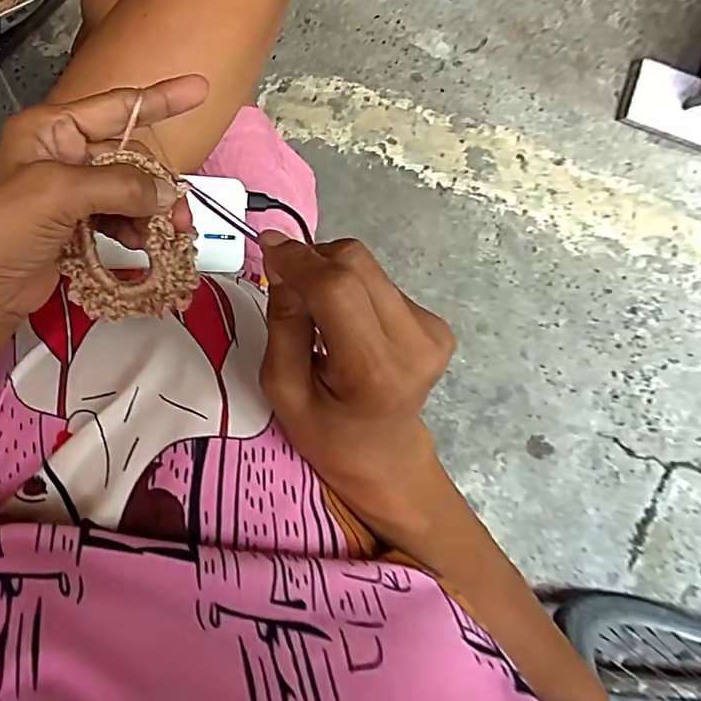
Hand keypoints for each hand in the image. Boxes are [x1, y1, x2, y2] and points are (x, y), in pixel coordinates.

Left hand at [0, 75, 208, 329]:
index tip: (198, 89)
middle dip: (155, 181)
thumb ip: (117, 185)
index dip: (159, 99)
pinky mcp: (70, 227)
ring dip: (147, 212)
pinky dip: (131, 230)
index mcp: (48, 129)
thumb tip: (164, 193)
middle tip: (178, 211)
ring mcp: (65, 194)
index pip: (114, 106)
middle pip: (126, 156)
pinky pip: (114, 220)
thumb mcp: (57, 192)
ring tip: (165, 234)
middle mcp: (58, 155)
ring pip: (125, 192)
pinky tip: (140, 244)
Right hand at [259, 234, 456, 538]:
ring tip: (312, 308)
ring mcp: (430, 329)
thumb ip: (283, 324)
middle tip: (282, 279)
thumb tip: (283, 267)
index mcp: (374, 369)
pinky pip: (375, 279)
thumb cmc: (325, 430)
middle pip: (355, 264)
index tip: (267, 246)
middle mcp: (415, 342)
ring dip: (328, 272)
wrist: (383, 454)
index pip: (337, 289)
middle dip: (310, 260)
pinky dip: (346, 285)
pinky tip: (338, 318)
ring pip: (365, 265)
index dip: (299, 259)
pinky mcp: (433, 321)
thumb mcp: (281, 387)